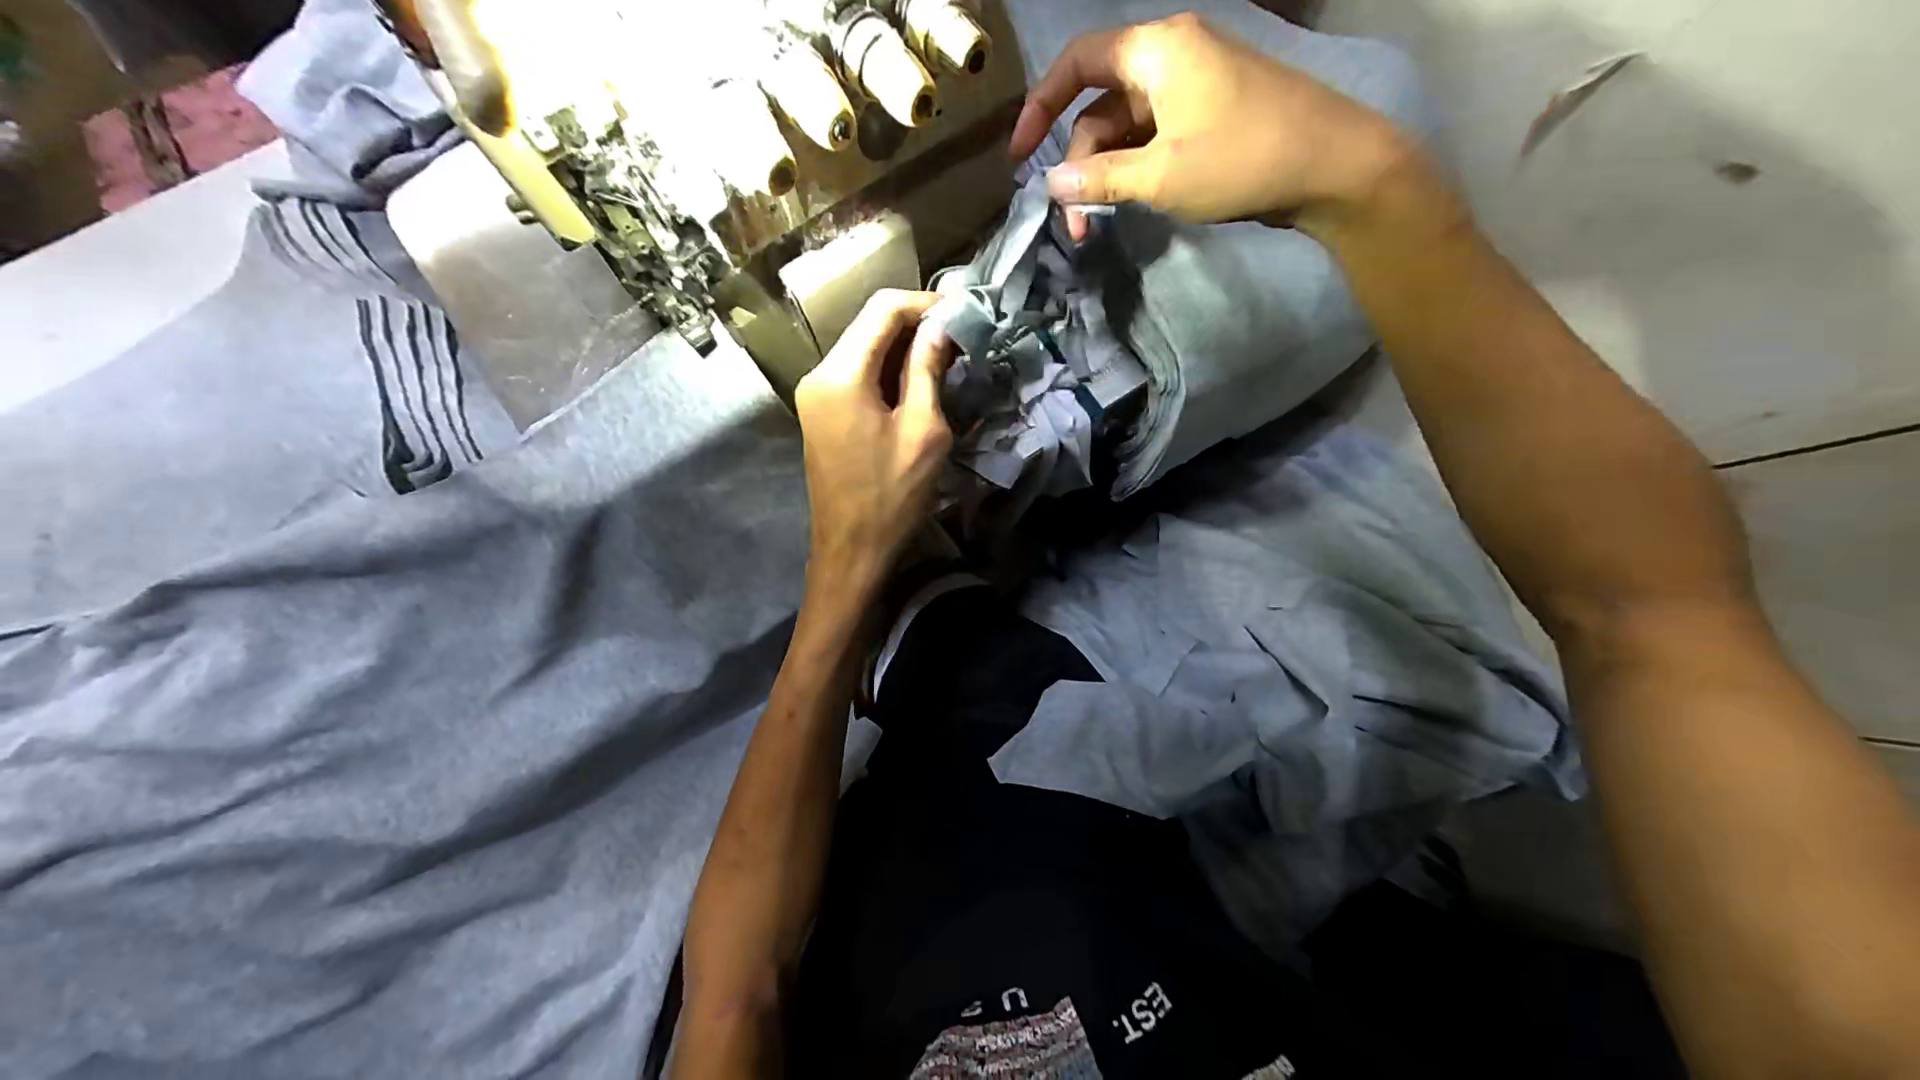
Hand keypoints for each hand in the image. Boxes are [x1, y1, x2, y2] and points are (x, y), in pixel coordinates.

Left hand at [793, 289, 954, 597]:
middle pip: (869, 326)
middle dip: (915, 325)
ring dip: (903, 349)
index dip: (925, 304)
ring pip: (864, 350)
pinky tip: (919, 382)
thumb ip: (927, 370)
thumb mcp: (923, 430)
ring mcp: (815, 395)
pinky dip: (888, 372)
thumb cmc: (892, 496)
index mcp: (840, 375)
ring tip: (948, 359)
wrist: (851, 550)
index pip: (882, 309)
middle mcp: (819, 375)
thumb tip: (940, 326)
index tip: (963, 313)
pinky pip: (856, 376)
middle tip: (961, 337)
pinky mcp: (822, 414)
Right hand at [1008, 13, 1417, 241]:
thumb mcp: (1160, 175)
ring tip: (1097, 225)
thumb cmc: (1241, 160)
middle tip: (1073, 223)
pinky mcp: (1207, 113)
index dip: (1039, 107)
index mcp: (1156, 50)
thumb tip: (1051, 186)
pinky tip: (1129, 203)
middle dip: (1079, 164)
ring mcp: (1192, 85)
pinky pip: (1153, 136)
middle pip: (1099, 105)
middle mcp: (1170, 56)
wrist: (1332, 165)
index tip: (1019, 156)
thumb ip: (1099, 179)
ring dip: (1105, 175)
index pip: (1077, 63)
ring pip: (1125, 127)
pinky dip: (1133, 168)